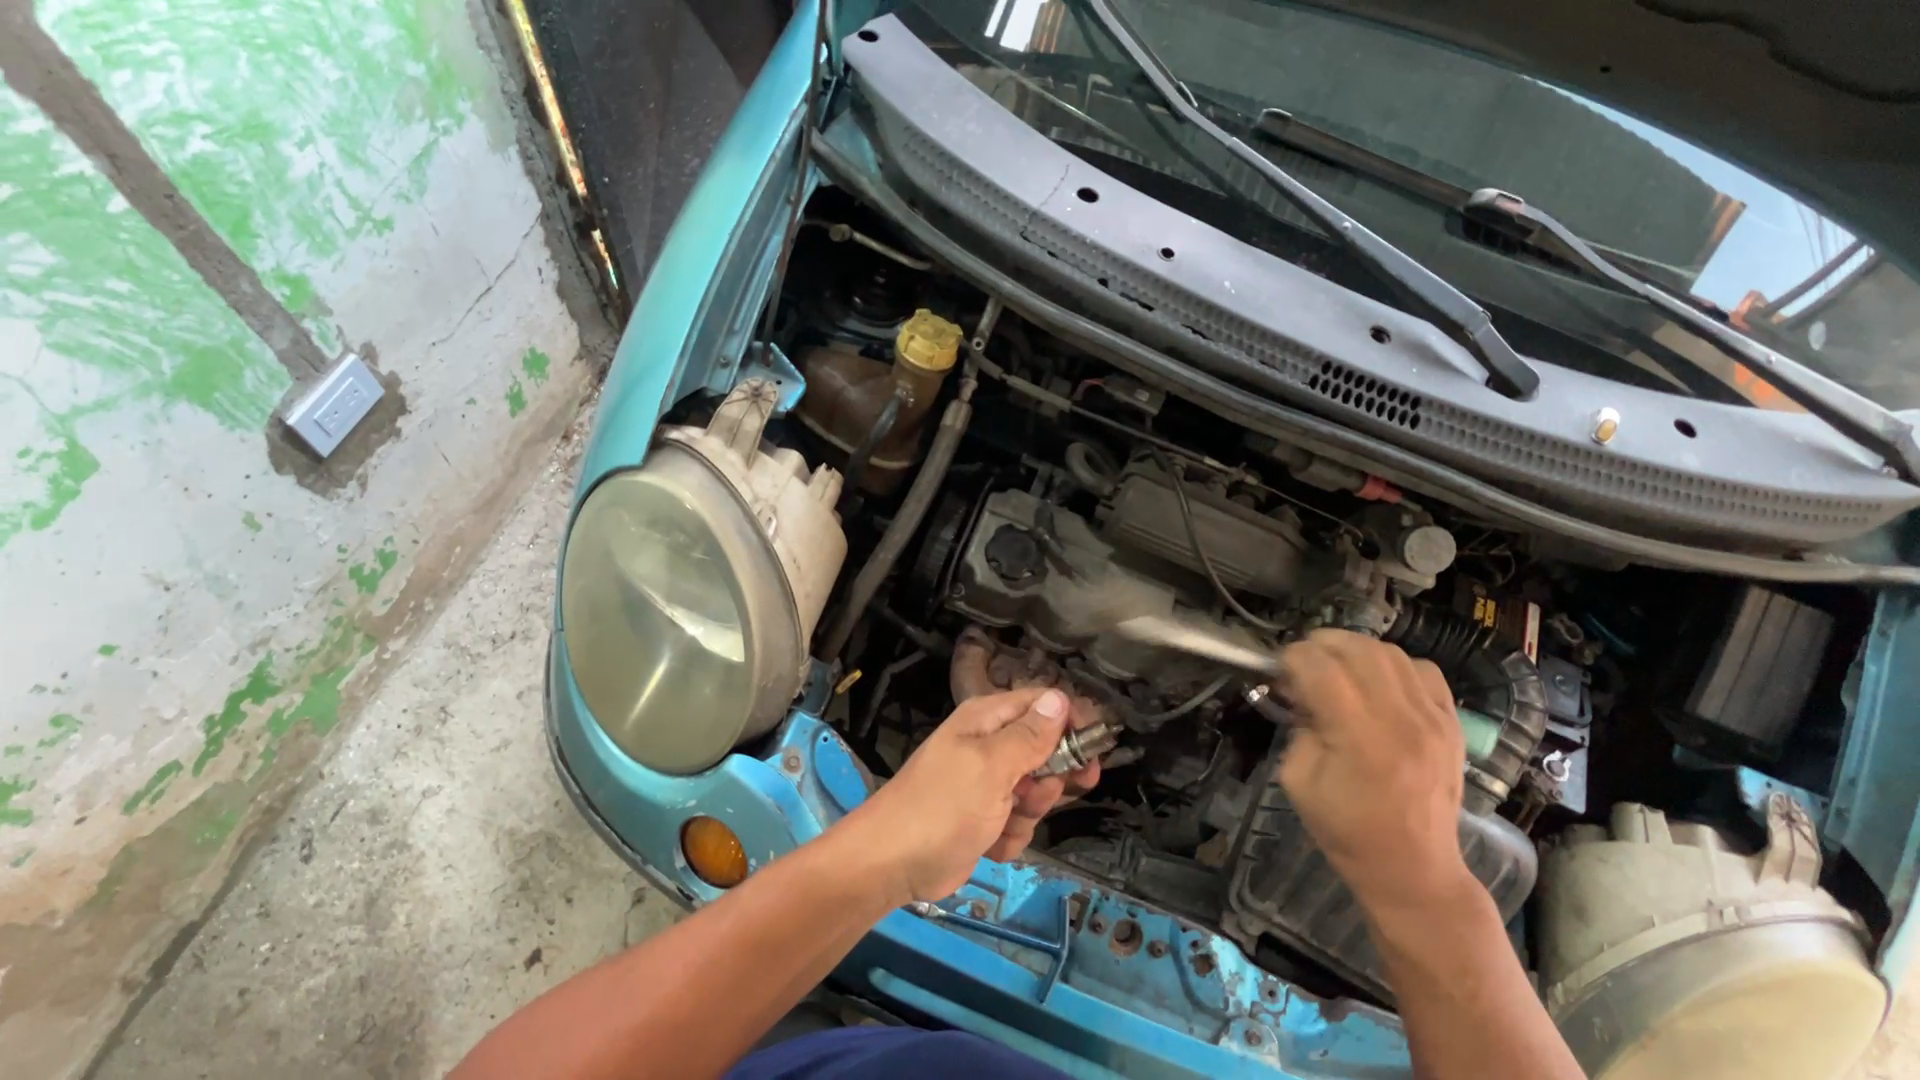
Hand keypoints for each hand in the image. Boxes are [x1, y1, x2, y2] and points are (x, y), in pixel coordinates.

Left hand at [837, 687, 1099, 903]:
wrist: (892, 865)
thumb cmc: (942, 807)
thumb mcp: (990, 767)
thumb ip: (1029, 735)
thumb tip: (1060, 698)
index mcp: (987, 720)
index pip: (1044, 705)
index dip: (1072, 722)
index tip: (1096, 747)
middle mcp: (989, 747)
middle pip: (1047, 752)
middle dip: (1050, 779)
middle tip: (1038, 795)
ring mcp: (987, 786)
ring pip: (1037, 794)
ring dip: (1028, 814)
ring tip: (1001, 822)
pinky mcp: (985, 821)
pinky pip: (1019, 824)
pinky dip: (1009, 837)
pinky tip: (989, 844)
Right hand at [1276, 629, 1472, 913]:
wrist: (1413, 868)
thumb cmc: (1347, 831)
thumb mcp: (1298, 781)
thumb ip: (1298, 728)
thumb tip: (1301, 692)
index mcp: (1360, 740)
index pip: (1320, 668)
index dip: (1292, 658)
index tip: (1279, 671)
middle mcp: (1402, 720)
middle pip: (1357, 649)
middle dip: (1320, 645)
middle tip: (1302, 665)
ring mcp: (1434, 718)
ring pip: (1389, 652)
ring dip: (1354, 650)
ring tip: (1336, 669)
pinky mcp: (1452, 722)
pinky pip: (1422, 669)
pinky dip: (1393, 665)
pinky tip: (1377, 683)